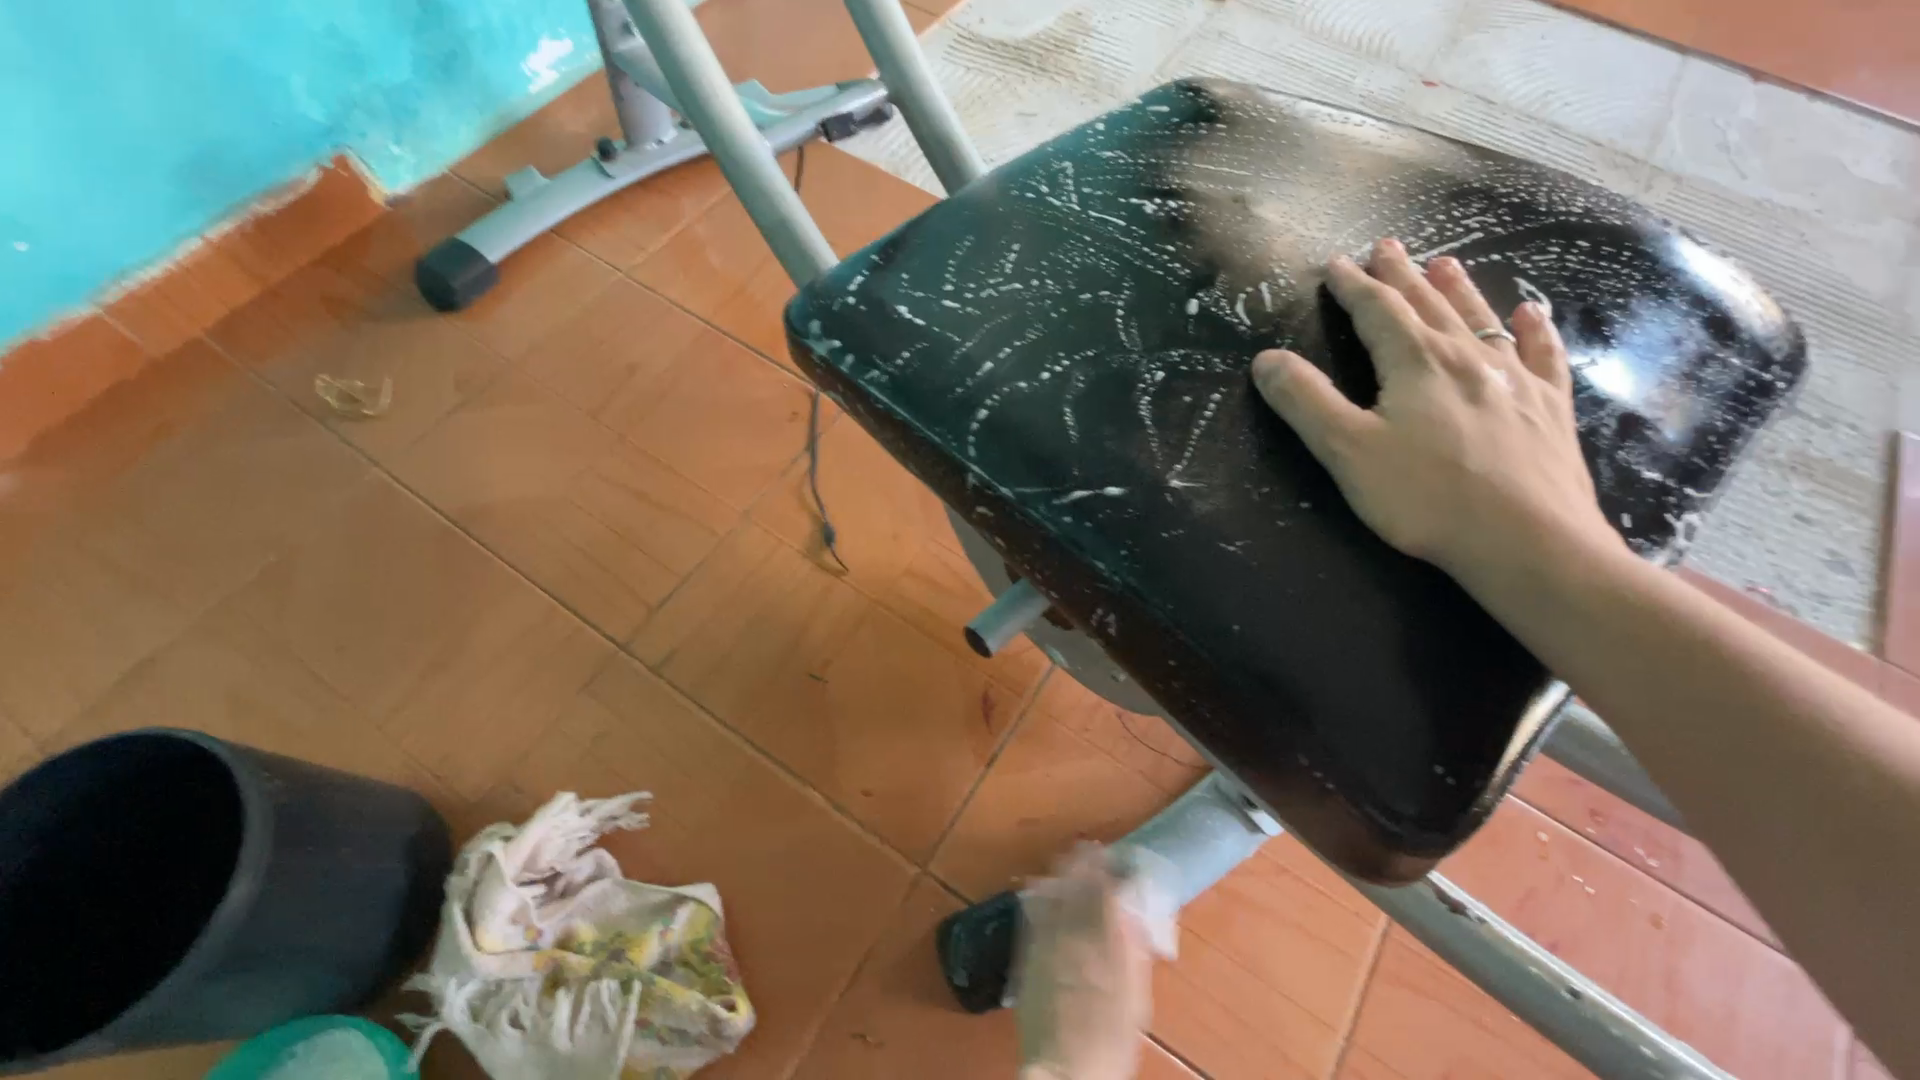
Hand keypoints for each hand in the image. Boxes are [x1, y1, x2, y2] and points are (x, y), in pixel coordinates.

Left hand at [1012, 846, 1155, 1079]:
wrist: (1065, 1072)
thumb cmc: (1110, 1043)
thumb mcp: (1134, 1000)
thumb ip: (1132, 953)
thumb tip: (1133, 916)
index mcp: (1107, 949)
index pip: (1109, 895)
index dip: (1113, 872)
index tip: (1117, 857)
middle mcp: (1076, 939)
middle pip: (1080, 889)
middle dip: (1086, 864)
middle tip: (1091, 846)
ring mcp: (1048, 945)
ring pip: (1055, 897)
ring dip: (1063, 873)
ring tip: (1069, 855)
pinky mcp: (1028, 957)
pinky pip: (1033, 916)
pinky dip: (1038, 896)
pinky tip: (1040, 883)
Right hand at [1251, 238, 1622, 585]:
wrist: (1527, 540)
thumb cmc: (1424, 497)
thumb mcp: (1346, 451)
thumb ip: (1305, 401)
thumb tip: (1266, 359)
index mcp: (1415, 363)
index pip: (1377, 312)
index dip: (1353, 287)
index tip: (1336, 264)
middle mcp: (1467, 357)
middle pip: (1428, 305)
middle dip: (1402, 276)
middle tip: (1388, 246)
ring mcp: (1516, 380)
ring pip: (1481, 320)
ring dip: (1458, 289)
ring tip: (1444, 262)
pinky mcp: (1550, 409)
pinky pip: (1543, 355)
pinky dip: (1535, 330)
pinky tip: (1531, 314)